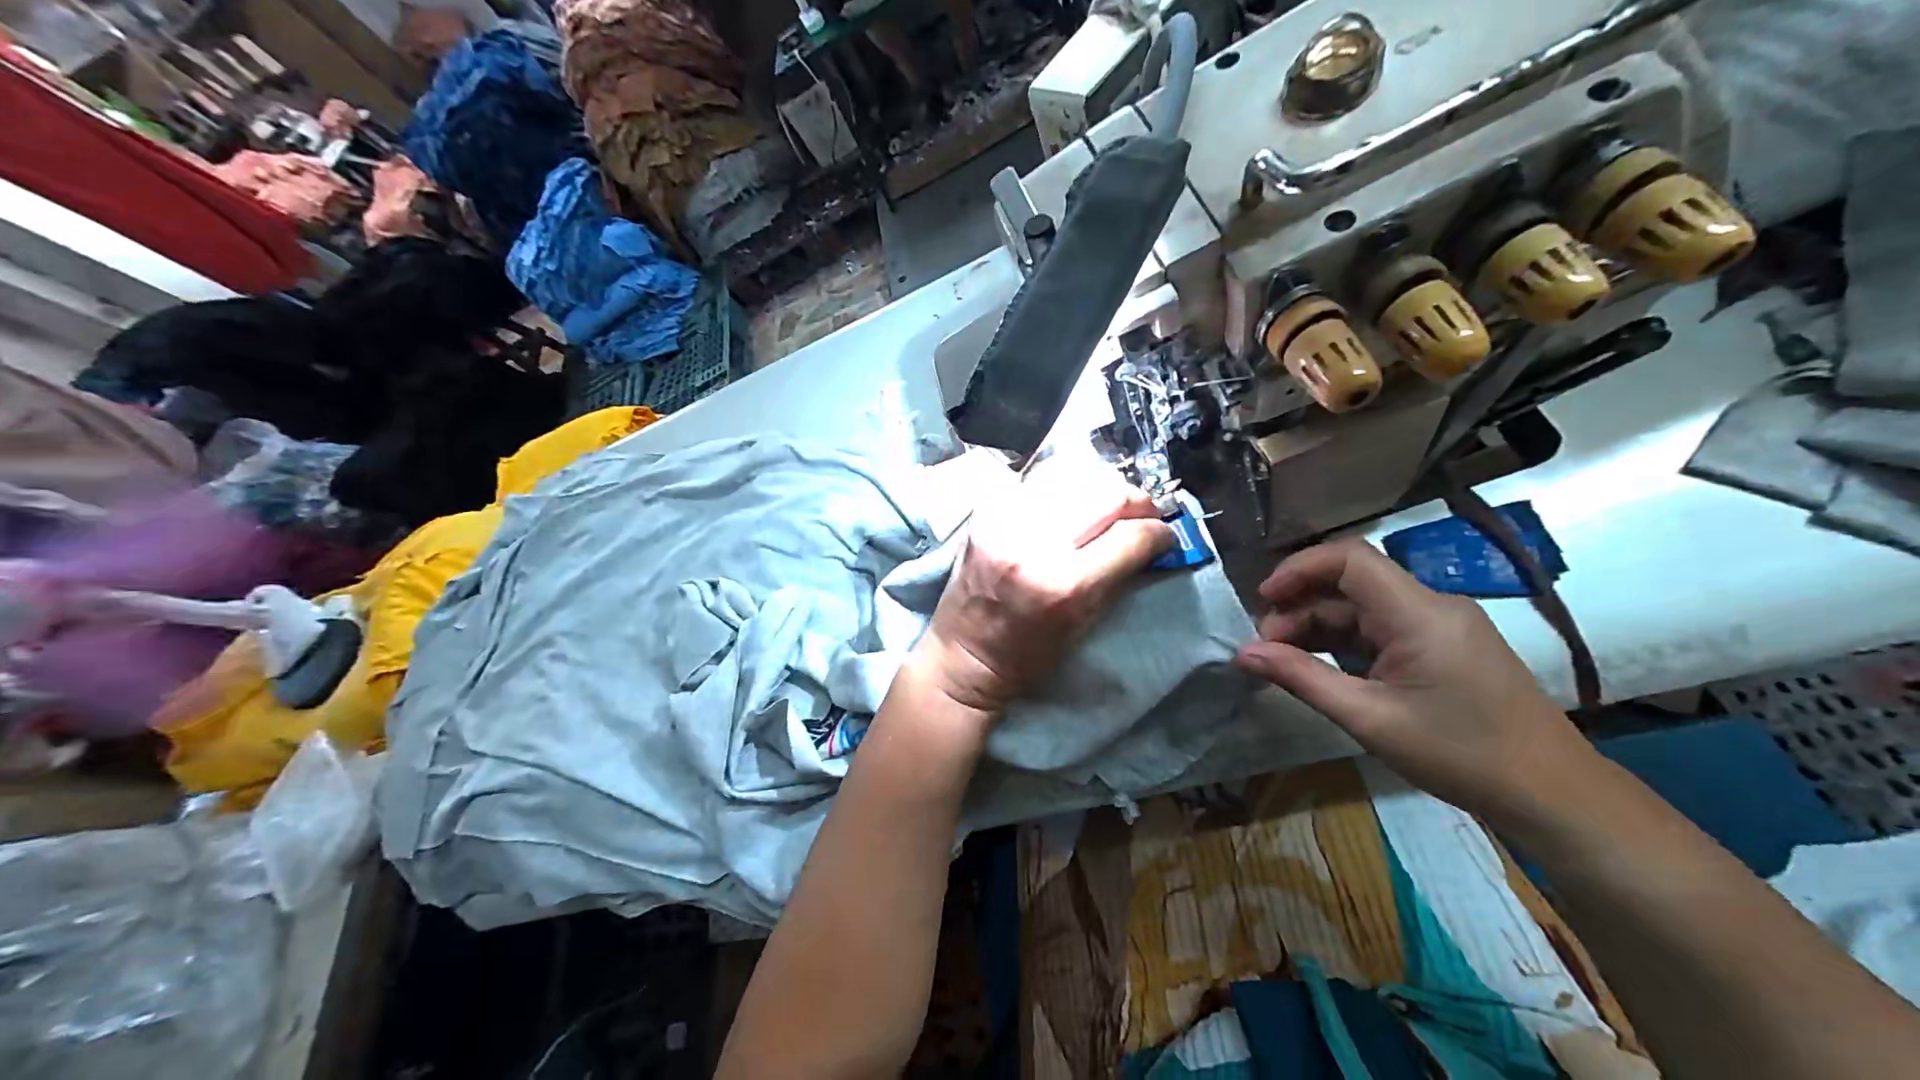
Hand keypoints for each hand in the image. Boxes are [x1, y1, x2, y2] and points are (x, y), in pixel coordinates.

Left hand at [918, 454, 1174, 716]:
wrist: (962, 655)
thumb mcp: (1084, 626)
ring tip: (1107, 507)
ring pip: (1073, 475)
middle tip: (1143, 514)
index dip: (1159, 532)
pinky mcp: (986, 511)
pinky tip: (1069, 507)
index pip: (1130, 536)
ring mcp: (1004, 521)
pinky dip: (1063, 489)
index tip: (1165, 535)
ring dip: (1099, 488)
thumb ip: (1120, 577)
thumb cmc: (1025, 656)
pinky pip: (1038, 482)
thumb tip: (1152, 541)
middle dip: (1135, 500)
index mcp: (1061, 584)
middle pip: (1105, 492)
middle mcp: (1032, 544)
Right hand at [1233, 540, 1599, 821]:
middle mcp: (1432, 606)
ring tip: (1283, 661)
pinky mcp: (1444, 646)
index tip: (1263, 600)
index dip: (1299, 569)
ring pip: (1364, 608)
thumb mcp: (1370, 718)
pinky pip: (1383, 629)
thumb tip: (1243, 653)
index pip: (1350, 558)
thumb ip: (1302, 678)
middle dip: (1300, 607)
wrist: (1552, 793)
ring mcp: (1441, 626)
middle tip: (1265, 646)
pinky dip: (1345, 642)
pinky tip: (1321, 668)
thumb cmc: (1459, 754)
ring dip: (1318, 627)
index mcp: (1420, 613)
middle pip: (1351, 584)